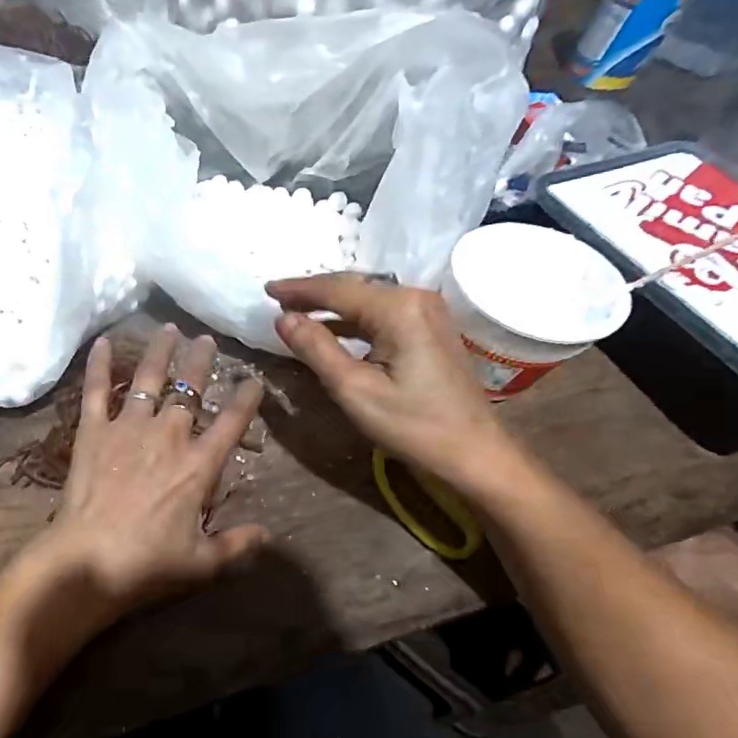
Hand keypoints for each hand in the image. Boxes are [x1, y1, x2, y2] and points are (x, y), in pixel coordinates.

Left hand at [29, 324, 267, 614]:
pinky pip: (96, 390)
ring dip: (160, 351)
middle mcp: (168, 436)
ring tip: (168, 328)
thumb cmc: (149, 562)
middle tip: (206, 340)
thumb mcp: (202, 561)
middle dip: (201, 361)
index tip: (254, 379)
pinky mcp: (93, 431)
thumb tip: (267, 534)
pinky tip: (101, 341)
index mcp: (199, 465)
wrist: (89, 559)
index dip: (246, 398)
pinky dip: (98, 364)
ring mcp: (128, 428)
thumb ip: (237, 544)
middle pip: (190, 389)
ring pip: (148, 377)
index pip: (231, 422)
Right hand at [268, 274, 509, 481]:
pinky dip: (353, 319)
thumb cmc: (412, 425)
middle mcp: (417, 298)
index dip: (298, 289)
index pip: (337, 289)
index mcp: (399, 309)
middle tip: (277, 299)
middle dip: (314, 293)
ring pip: (368, 299)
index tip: (265, 291)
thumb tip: (283, 318)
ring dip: (332, 306)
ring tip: (297, 312)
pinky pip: (382, 313)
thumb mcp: (354, 390)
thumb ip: (316, 349)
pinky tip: (332, 328)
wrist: (472, 450)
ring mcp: (428, 312)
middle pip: (354, 287)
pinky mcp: (431, 328)